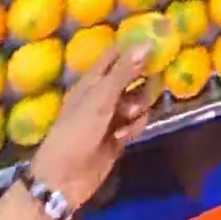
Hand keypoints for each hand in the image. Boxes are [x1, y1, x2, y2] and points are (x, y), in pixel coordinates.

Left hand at [31, 45, 160, 206]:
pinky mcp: (120, 134)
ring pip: (140, 98)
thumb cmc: (76, 132)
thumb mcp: (100, 98)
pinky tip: (123, 136)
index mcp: (95, 79)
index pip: (118, 53)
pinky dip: (134, 126)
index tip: (158, 39)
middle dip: (144, 77)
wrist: (62, 180)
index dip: (135, 45)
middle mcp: (105, 93)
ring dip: (140, 104)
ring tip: (130, 115)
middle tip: (156, 77)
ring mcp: (113, 114)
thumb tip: (147, 43)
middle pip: (134, 74)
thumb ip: (124, 71)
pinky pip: (138, 121)